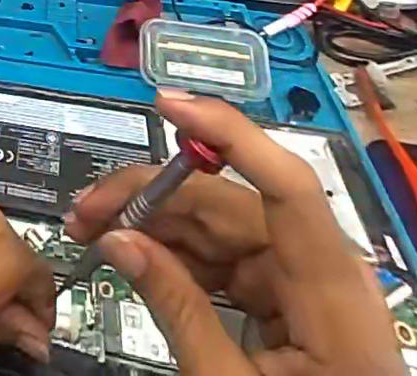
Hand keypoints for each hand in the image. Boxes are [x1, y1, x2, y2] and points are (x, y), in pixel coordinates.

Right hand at [65, 91, 402, 374]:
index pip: (286, 184)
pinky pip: (223, 254)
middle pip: (227, 201)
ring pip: (216, 223)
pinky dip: (177, 251)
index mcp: (331, 292)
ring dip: (154, 221)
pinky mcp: (285, 291)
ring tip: (96, 230)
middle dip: (151, 197)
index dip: (227, 133)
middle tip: (86, 211)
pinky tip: (136, 251)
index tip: (166, 105)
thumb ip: (177, 311)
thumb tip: (116, 239)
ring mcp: (301, 276)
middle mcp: (320, 266)